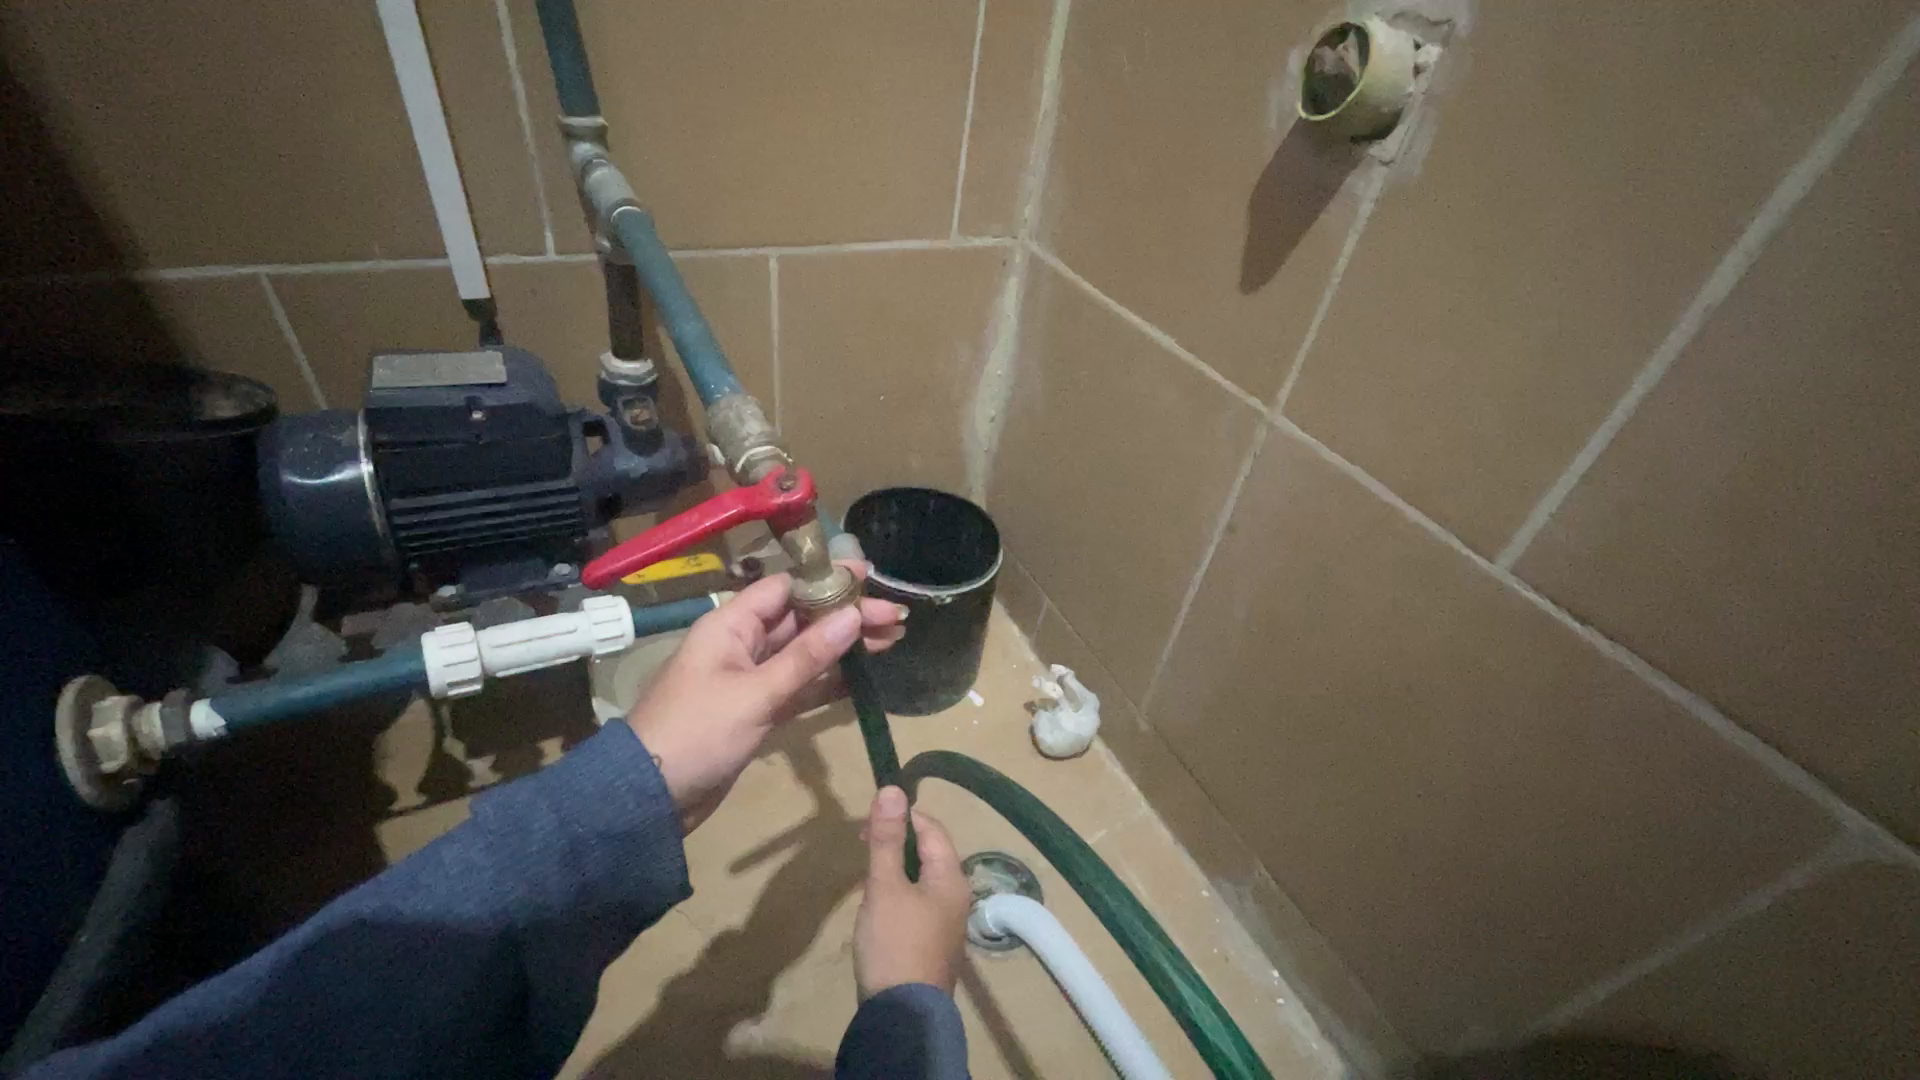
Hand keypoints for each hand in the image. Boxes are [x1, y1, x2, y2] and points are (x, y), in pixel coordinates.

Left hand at [626, 563, 904, 832]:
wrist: (650, 799)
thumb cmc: (697, 733)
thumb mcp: (756, 693)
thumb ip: (807, 656)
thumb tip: (852, 615)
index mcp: (731, 624)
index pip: (786, 587)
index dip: (828, 579)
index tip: (870, 577)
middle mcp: (743, 643)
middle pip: (803, 618)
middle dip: (847, 616)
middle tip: (896, 616)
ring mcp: (752, 678)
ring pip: (807, 652)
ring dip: (846, 647)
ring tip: (893, 639)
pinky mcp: (759, 709)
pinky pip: (801, 685)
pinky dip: (830, 681)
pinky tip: (863, 677)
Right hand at [853, 786, 971, 999]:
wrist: (903, 1018)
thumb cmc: (895, 943)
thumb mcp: (885, 886)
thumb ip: (886, 838)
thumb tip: (892, 788)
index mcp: (951, 877)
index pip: (931, 828)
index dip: (903, 817)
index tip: (868, 822)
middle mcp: (956, 896)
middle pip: (929, 853)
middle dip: (897, 844)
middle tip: (862, 848)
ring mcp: (947, 923)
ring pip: (921, 880)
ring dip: (896, 871)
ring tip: (868, 879)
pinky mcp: (933, 944)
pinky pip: (918, 905)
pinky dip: (898, 896)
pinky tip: (878, 910)